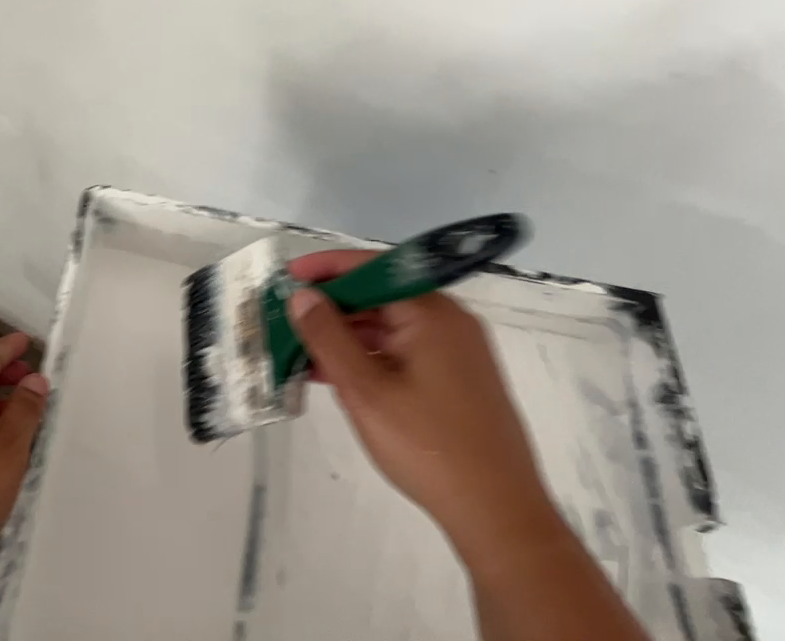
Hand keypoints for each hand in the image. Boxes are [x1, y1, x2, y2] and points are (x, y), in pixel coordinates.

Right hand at [285, 251, 557, 550]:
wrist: (499, 515)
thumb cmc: (427, 446)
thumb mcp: (364, 389)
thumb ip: (327, 335)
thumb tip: (302, 295)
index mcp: (431, 313)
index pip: (370, 268)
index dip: (324, 268)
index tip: (286, 276)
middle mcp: (449, 322)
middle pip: (379, 295)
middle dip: (330, 306)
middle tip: (287, 320)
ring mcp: (457, 351)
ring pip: (388, 326)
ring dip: (345, 336)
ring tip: (301, 352)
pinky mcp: (457, 379)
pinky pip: (403, 350)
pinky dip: (368, 356)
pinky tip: (335, 377)